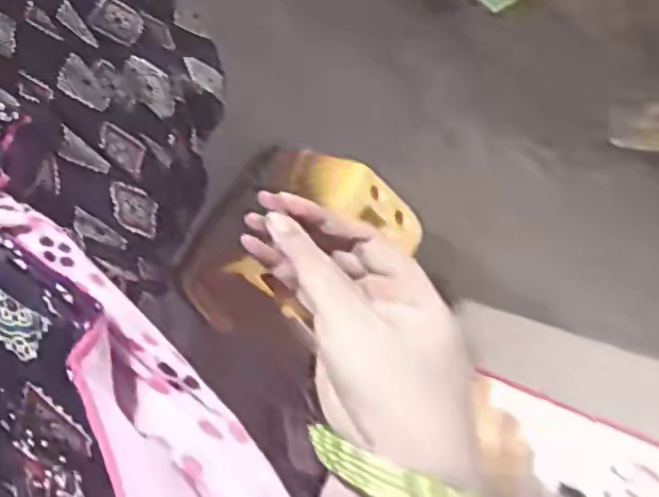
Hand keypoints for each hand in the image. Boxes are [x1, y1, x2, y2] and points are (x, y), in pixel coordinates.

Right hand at [241, 191, 479, 487]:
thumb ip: (308, 262)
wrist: (394, 456)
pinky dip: (286, 278)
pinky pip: (311, 297)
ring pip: (320, 275)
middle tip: (256, 211)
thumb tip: (275, 217)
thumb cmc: (386, 379)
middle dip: (298, 233)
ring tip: (246, 232)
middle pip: (340, 255)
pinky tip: (258, 261)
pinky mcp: (342, 338)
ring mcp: (366, 322)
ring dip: (285, 253)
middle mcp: (391, 303)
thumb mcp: (346, 315)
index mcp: (412, 295)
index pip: (366, 240)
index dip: (323, 217)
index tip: (281, 201)